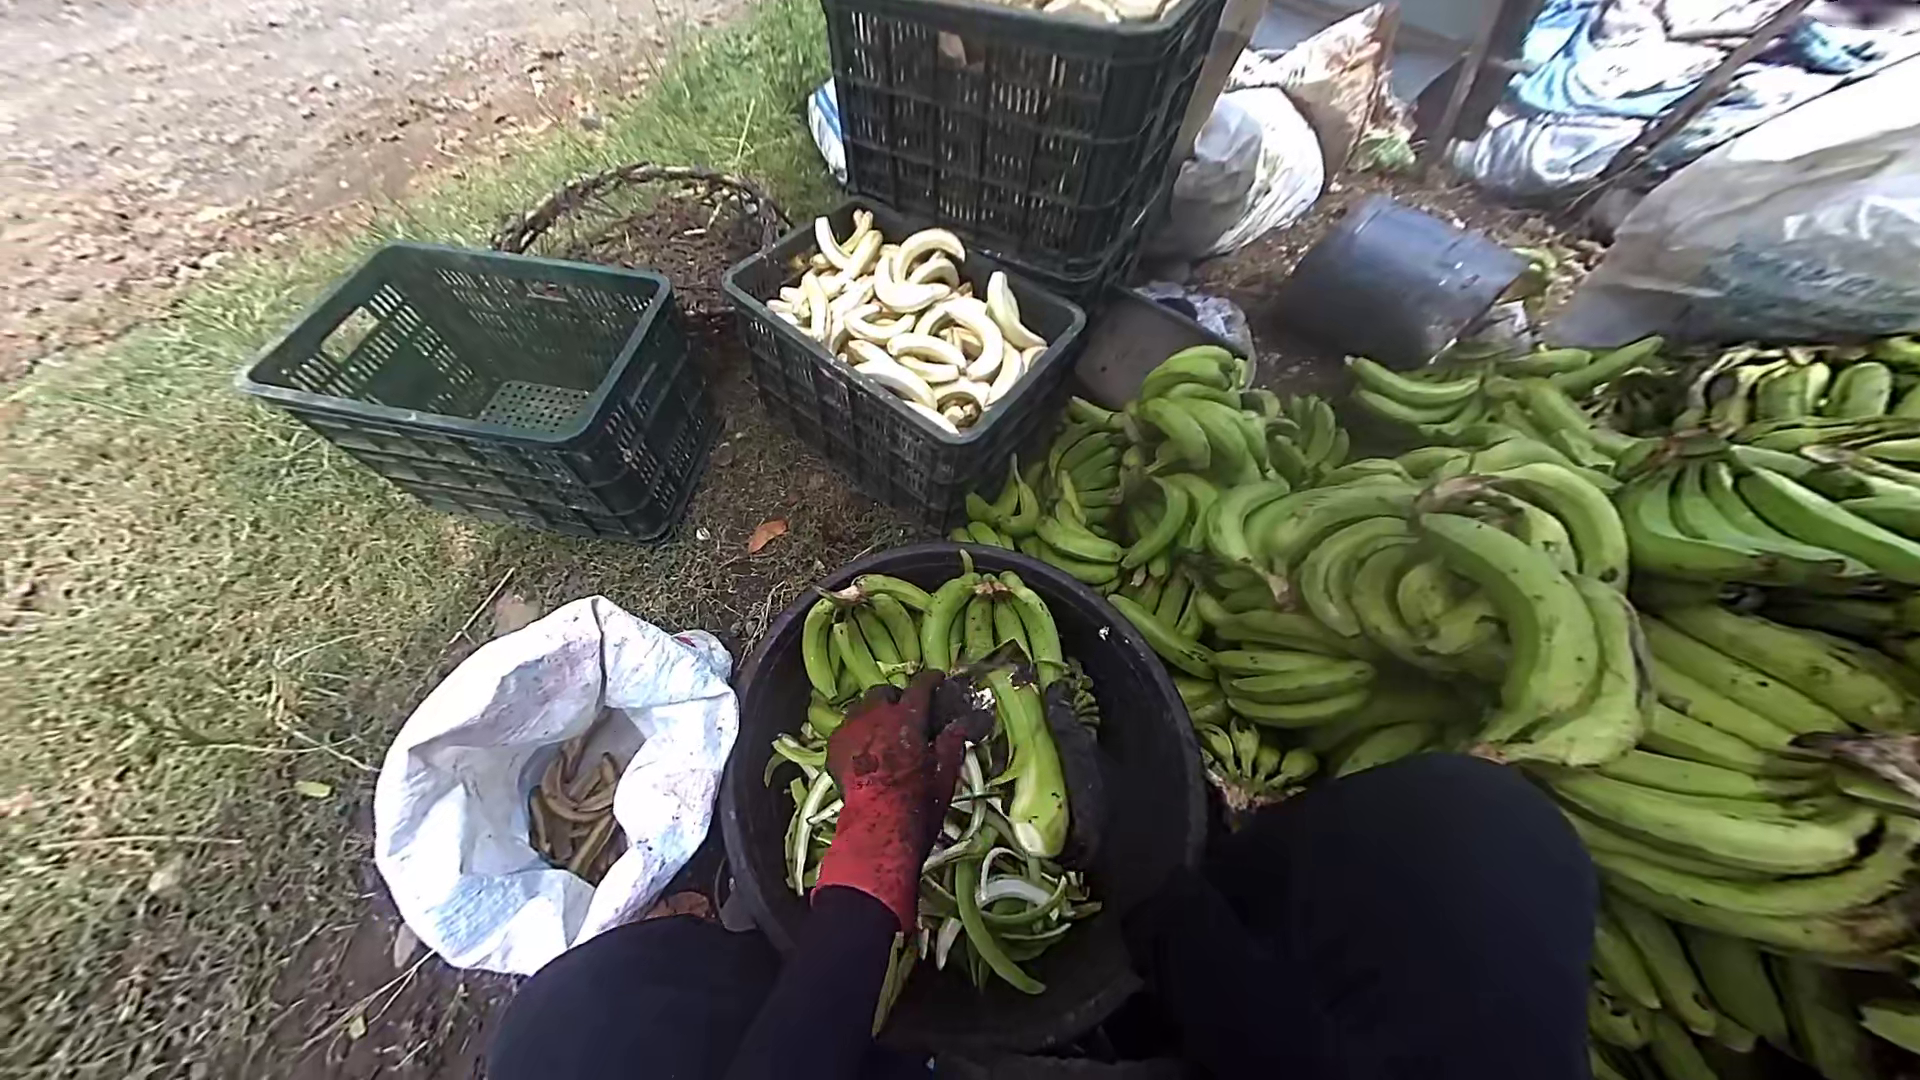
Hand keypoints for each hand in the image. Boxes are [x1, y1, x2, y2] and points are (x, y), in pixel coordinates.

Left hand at [815, 670, 964, 932]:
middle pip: (884, 692)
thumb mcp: (944, 775)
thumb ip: (952, 742)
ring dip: (875, 714)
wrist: (876, 834)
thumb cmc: (917, 807)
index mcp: (907, 718)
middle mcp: (876, 716)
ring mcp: (851, 730)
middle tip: (906, 714)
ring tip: (883, 733)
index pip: (921, 685)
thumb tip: (964, 722)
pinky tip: (866, 752)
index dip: (931, 679)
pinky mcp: (834, 748)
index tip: (937, 680)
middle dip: (896, 698)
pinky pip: (846, 730)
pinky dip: (858, 734)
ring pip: (862, 708)